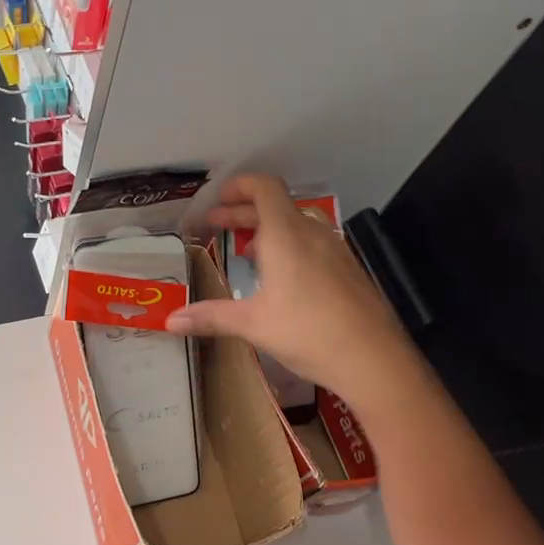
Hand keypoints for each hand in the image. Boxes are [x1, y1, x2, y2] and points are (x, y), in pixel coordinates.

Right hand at [166, 174, 416, 407]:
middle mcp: (312, 234)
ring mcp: (336, 250)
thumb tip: (170, 320)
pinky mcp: (349, 270)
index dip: (240, 186)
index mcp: (286, 235)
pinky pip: (314, 244)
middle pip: (277, 206)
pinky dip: (291, 246)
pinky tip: (282, 279)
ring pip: (298, 225)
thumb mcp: (253, 324)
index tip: (219, 200)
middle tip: (218, 225)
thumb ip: (211, 317)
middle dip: (245, 211)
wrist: (373, 358)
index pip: (264, 188)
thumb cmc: (308, 332)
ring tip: (248, 251)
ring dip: (269, 229)